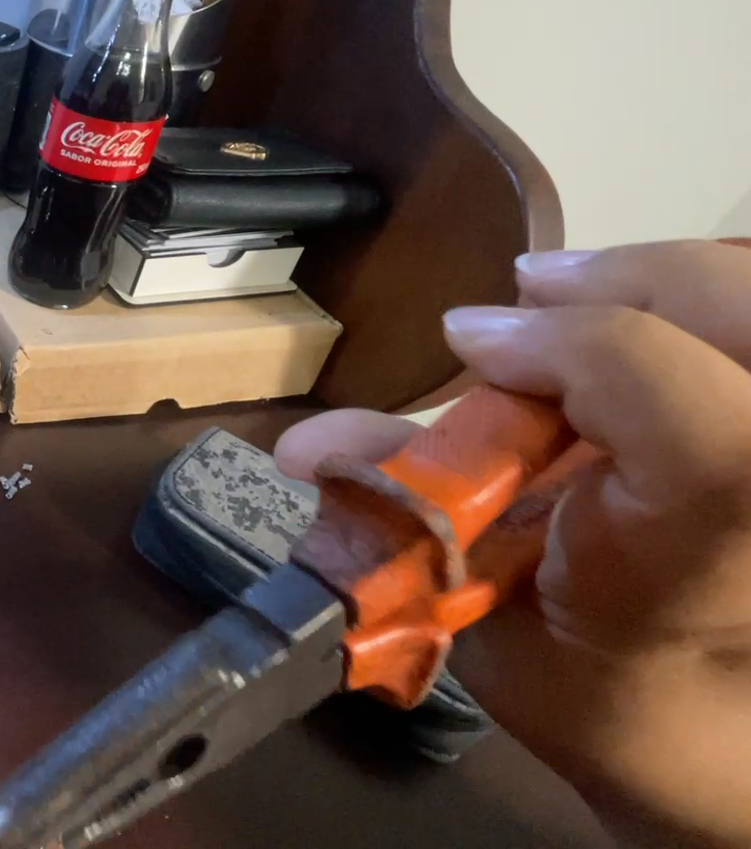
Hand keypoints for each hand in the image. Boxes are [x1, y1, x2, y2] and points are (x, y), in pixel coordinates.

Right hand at [275, 240, 750, 847]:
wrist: (715, 724)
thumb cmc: (587, 683)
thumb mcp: (475, 611)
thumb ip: (398, 510)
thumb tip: (300, 447)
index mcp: (699, 571)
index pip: (699, 438)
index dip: (572, 354)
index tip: (465, 339)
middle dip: (632, 283)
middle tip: (530, 293)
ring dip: (674, 285)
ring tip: (582, 303)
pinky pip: (750, 334)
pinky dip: (703, 305)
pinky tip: (646, 325)